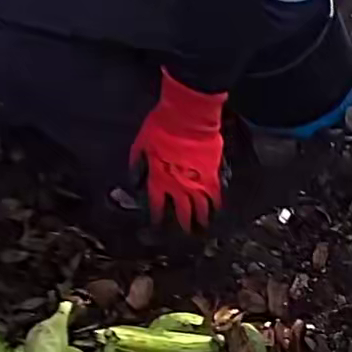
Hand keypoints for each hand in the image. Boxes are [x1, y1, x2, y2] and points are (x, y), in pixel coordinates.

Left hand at [129, 69, 225, 229]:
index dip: (157, 216)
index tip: (157, 224)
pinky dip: (216, 205)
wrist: (188, 118)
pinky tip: (217, 211)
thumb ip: (139, 163)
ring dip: (201, 220)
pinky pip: (215, 196)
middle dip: (182, 224)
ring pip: (201, 209)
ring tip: (202, 228)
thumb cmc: (162, 127)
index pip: (157, 204)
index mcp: (160, 179)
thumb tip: (134, 180)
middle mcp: (179, 186)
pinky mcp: (213, 177)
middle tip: (184, 233)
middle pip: (181, 212)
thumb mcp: (141, 143)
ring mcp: (198, 183)